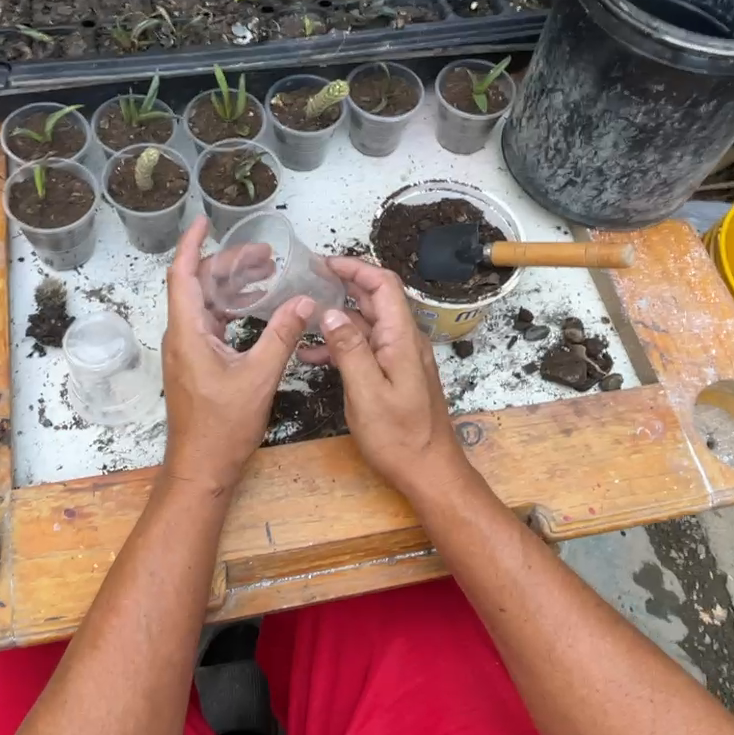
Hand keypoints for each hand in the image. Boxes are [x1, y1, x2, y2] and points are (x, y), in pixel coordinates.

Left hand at [162, 217, 315, 494]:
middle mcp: (182, 336)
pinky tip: (257, 307)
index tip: (204, 220)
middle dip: (228, 263)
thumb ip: (282, 336)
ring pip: (206, 303)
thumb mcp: (259, 378)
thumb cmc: (222, 428)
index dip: (190, 244)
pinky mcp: (198, 363)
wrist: (201, 467)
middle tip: (265, 254)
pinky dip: (232, 308)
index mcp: (188, 333)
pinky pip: (211, 322)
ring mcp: (188, 350)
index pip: (182, 275)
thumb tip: (304, 302)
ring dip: (232, 285)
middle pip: (198, 285)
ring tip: (267, 274)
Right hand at [299, 257, 472, 495]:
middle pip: (376, 299)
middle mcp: (405, 341)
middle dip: (344, 285)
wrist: (429, 471)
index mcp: (401, 339)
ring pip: (368, 324)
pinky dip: (342, 345)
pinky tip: (313, 355)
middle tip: (309, 280)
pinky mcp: (395, 374)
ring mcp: (401, 358)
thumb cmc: (400, 438)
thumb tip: (330, 312)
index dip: (356, 268)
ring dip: (338, 318)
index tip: (325, 263)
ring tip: (303, 317)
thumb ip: (349, 349)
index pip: (383, 285)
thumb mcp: (366, 393)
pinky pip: (367, 348)